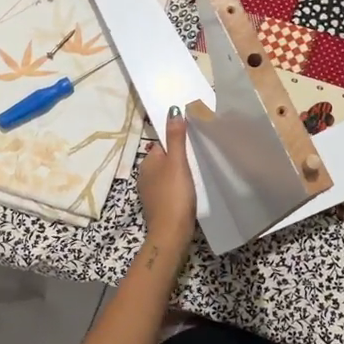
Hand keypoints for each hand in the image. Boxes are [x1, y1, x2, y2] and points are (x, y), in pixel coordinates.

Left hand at [136, 107, 197, 249]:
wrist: (171, 233)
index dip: (176, 140)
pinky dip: (178, 187)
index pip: (161, 143)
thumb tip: (173, 110)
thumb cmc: (174, 194)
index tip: (193, 142)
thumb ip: (176, 137)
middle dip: (178, 157)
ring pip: (166, 174)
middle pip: (164, 159)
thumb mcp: (177, 162)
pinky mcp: (158, 205)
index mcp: (147, 161)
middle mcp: (144, 175)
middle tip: (199, 157)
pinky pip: (169, 188)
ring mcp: (150, 192)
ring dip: (179, 173)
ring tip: (198, 173)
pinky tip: (189, 191)